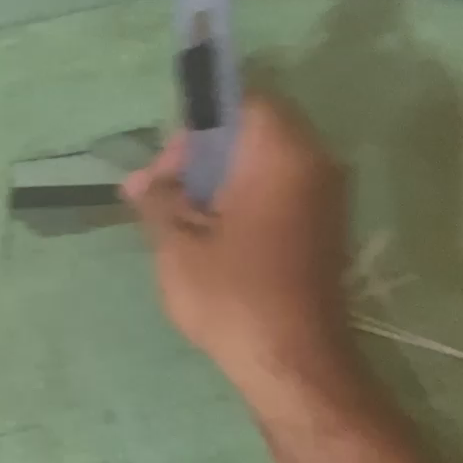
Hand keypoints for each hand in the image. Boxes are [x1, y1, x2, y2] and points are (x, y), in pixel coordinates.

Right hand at [122, 95, 360, 414]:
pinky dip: (238, 203)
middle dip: (201, 158)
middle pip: (254, 132)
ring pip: (263, 166)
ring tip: (174, 223)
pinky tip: (205, 239)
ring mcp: (323, 197)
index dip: (196, 128)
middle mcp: (314, 164)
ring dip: (216, 184)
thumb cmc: (230, 296)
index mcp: (282, 157)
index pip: (244, 104)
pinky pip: (275, 193)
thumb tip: (140, 180)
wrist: (288, 357)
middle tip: (159, 199)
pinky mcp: (319, 228)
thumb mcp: (178, 247)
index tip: (162, 171)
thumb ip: (160, 202)